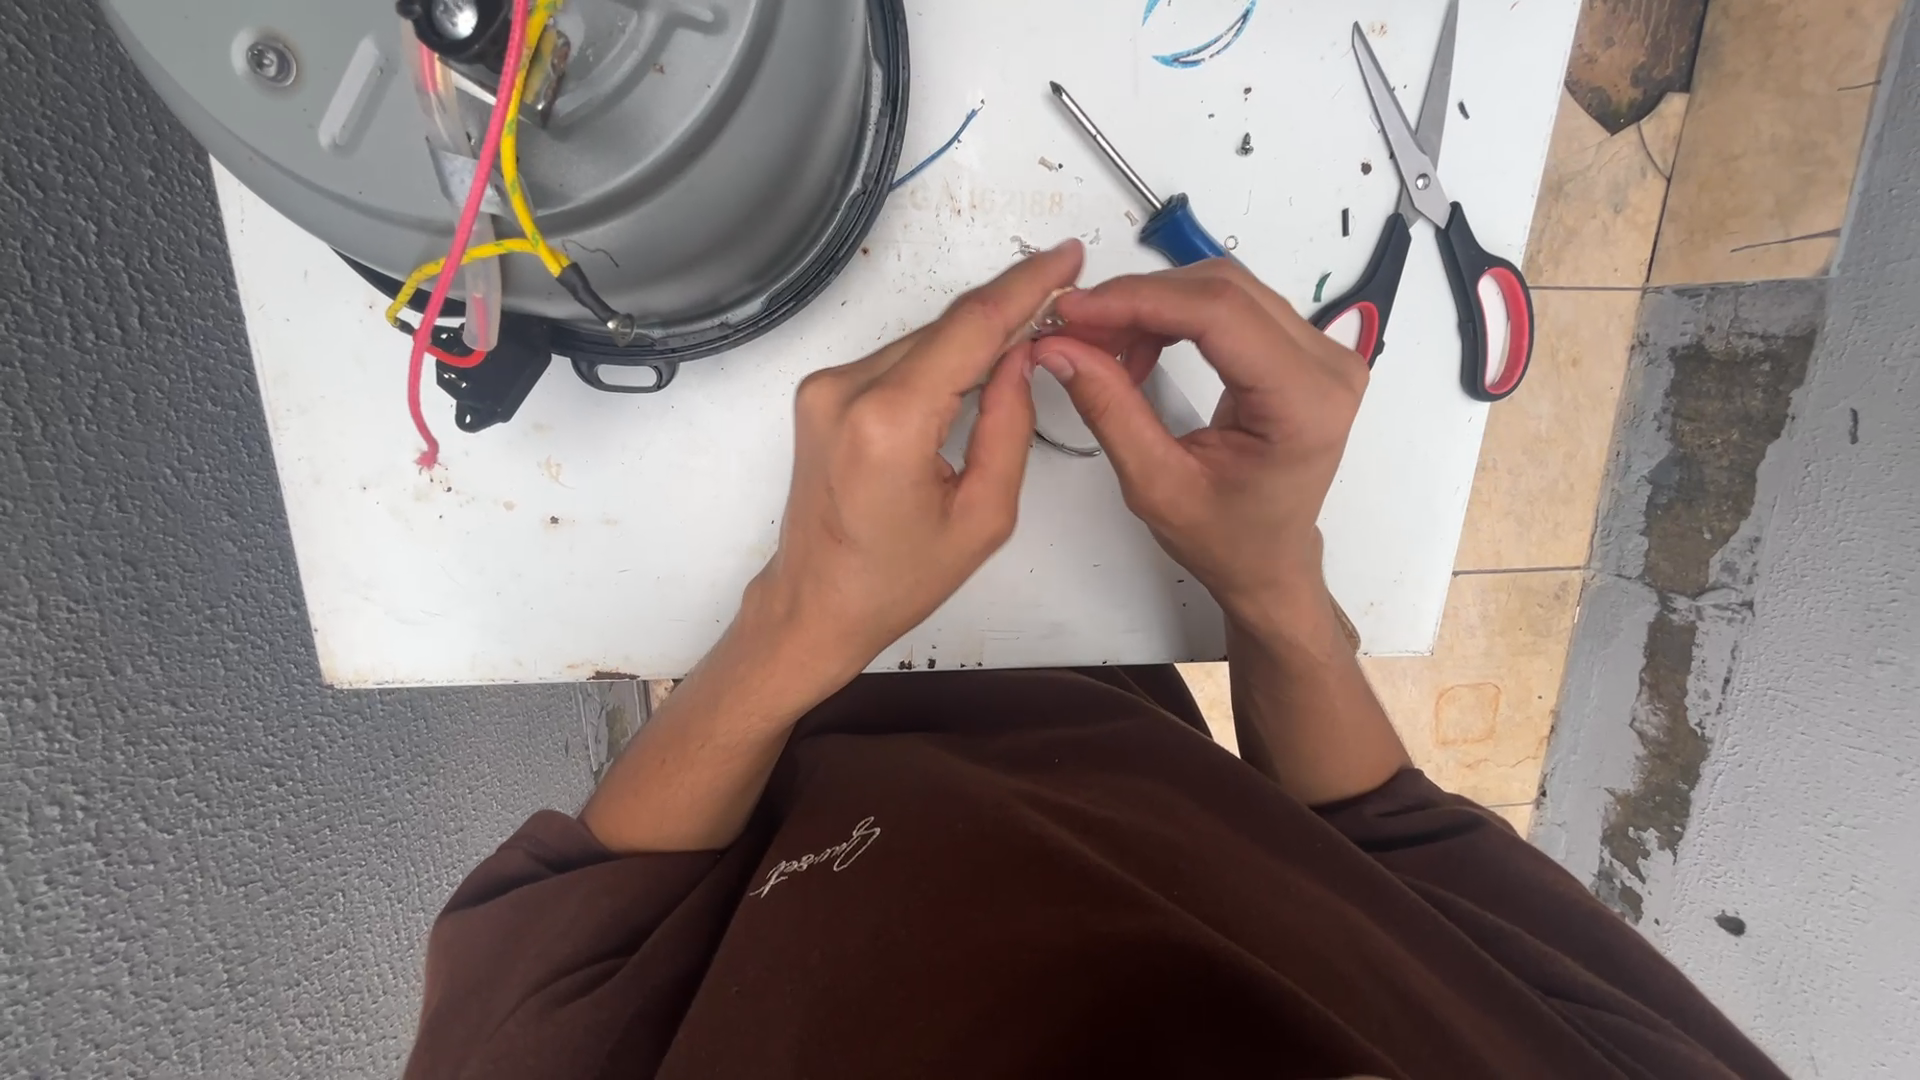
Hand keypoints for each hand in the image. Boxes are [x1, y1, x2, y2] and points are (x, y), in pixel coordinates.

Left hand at [745, 240, 1086, 686]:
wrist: (817, 601)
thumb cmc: (894, 578)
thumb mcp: (983, 517)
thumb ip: (1012, 427)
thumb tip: (1022, 358)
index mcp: (889, 423)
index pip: (971, 327)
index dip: (1026, 286)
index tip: (1064, 258)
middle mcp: (846, 391)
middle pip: (946, 330)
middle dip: (1007, 312)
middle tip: (1059, 303)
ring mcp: (825, 389)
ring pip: (921, 341)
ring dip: (972, 340)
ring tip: (1021, 344)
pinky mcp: (820, 395)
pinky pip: (895, 360)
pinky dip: (937, 360)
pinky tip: (972, 370)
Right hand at [1035, 259, 1366, 638]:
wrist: (1268, 560)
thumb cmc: (1223, 539)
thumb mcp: (1154, 484)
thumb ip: (1109, 409)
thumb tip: (1058, 347)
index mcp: (1304, 403)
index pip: (1219, 314)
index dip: (1138, 300)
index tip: (1072, 311)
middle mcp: (1327, 364)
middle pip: (1223, 289)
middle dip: (1138, 299)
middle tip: (1076, 328)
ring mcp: (1322, 352)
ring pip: (1225, 289)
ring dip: (1153, 305)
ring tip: (1102, 343)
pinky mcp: (1302, 351)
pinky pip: (1231, 308)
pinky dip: (1173, 317)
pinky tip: (1140, 349)